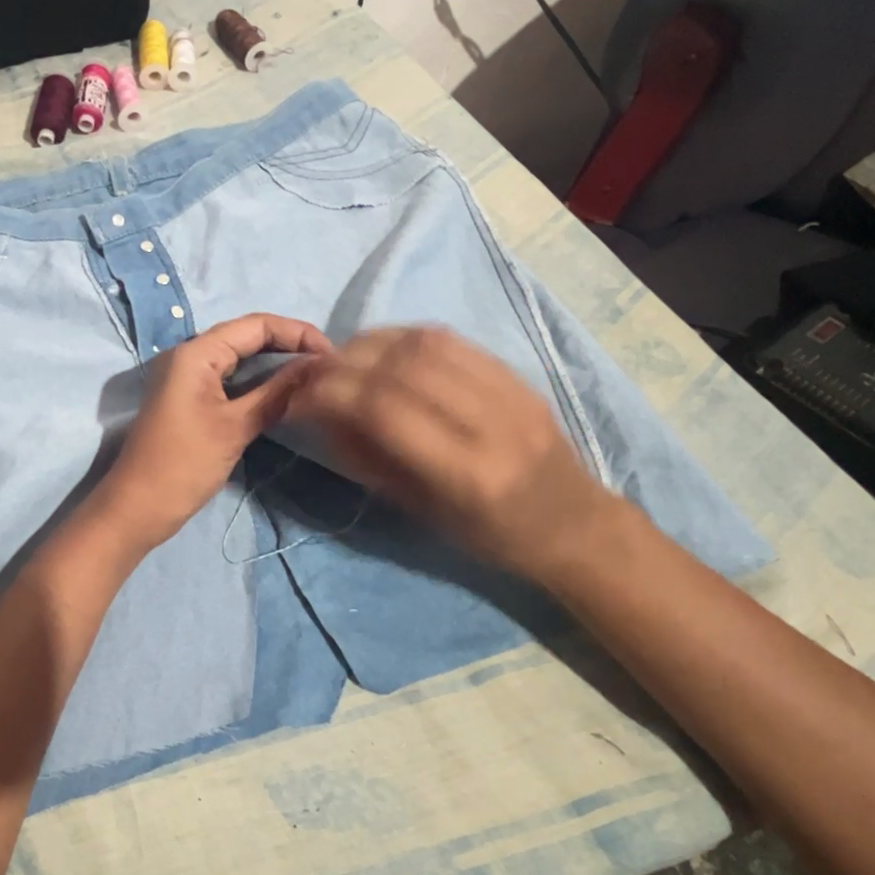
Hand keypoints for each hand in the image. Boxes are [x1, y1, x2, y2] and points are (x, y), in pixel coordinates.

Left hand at [85, 313, 334, 550]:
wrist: (138, 506)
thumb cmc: (184, 463)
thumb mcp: (235, 427)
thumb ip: (276, 392)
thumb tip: (318, 367)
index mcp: (196, 353)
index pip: (256, 325)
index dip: (298, 333)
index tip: (334, 355)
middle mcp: (189, 355)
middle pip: (247, 336)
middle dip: (289, 345)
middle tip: (329, 367)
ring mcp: (186, 378)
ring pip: (239, 358)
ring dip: (275, 363)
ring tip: (314, 377)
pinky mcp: (188, 399)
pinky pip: (229, 378)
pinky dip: (257, 382)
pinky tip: (284, 393)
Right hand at [288, 326, 629, 580]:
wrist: (575, 525)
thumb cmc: (491, 537)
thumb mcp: (421, 513)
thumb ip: (369, 459)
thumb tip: (320, 413)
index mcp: (468, 475)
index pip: (385, 411)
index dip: (331, 394)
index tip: (298, 398)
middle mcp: (493, 425)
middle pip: (403, 367)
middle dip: (345, 363)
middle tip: (314, 374)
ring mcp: (511, 394)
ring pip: (427, 343)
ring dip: (372, 342)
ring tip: (344, 359)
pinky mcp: (518, 375)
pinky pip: (452, 340)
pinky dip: (405, 337)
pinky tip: (384, 349)